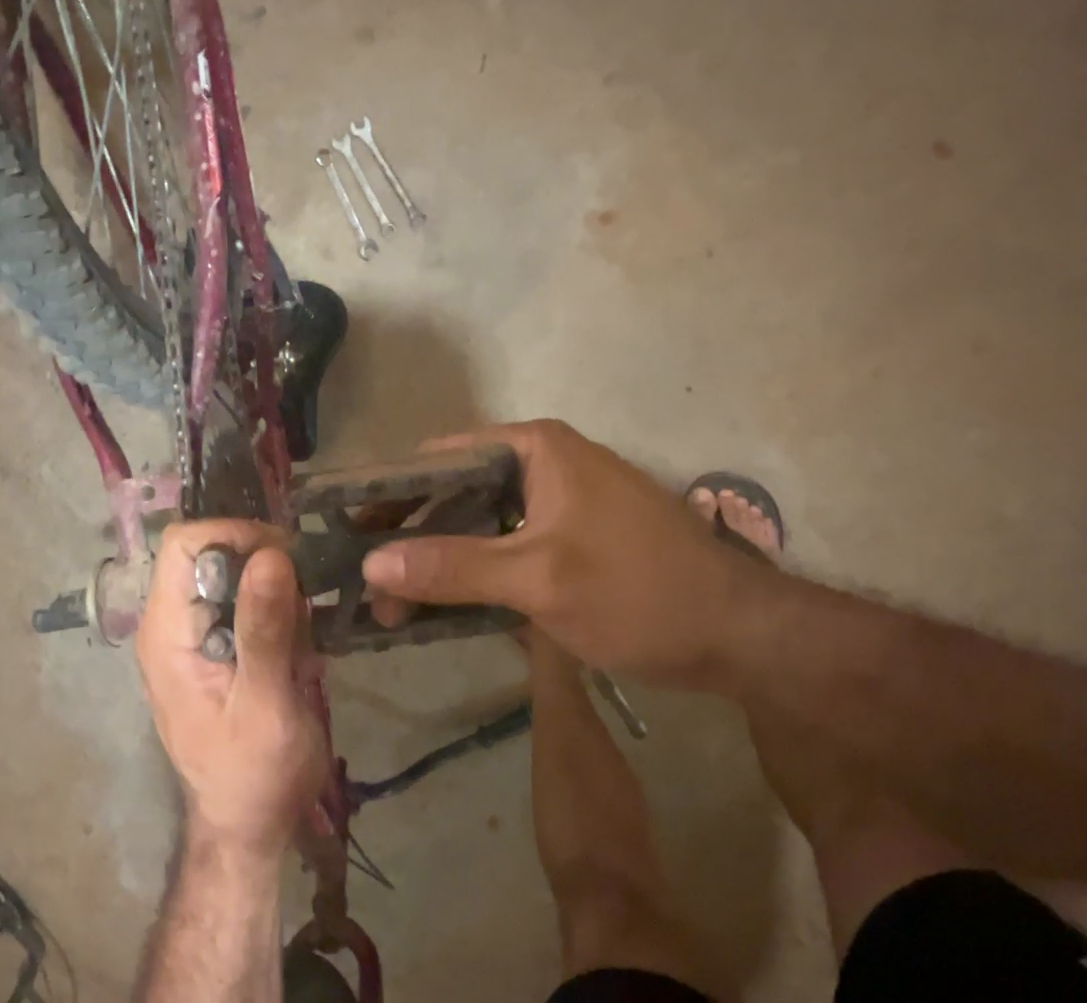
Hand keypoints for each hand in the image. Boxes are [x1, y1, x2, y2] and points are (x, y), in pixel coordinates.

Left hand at [135, 521, 326, 859]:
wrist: (247, 827)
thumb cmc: (254, 773)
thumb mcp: (265, 702)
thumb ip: (264, 628)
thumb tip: (270, 554)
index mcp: (167, 632)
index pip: (184, 542)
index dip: (234, 535)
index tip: (285, 559)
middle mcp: (170, 626)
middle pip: (211, 556)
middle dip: (263, 572)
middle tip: (301, 613)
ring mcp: (191, 639)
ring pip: (233, 580)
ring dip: (276, 602)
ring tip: (298, 650)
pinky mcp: (214, 653)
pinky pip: (244, 610)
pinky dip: (276, 621)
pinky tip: (295, 662)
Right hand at [362, 420, 776, 684]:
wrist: (737, 637)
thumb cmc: (638, 591)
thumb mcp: (538, 579)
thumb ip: (452, 568)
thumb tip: (370, 566)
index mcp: (537, 450)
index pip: (440, 457)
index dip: (390, 492)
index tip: (348, 530)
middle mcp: (545, 465)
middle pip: (455, 492)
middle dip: (410, 537)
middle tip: (366, 581)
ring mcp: (559, 506)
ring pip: (479, 525)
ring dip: (438, 562)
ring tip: (393, 606)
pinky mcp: (571, 543)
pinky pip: (505, 549)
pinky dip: (473, 575)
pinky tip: (443, 609)